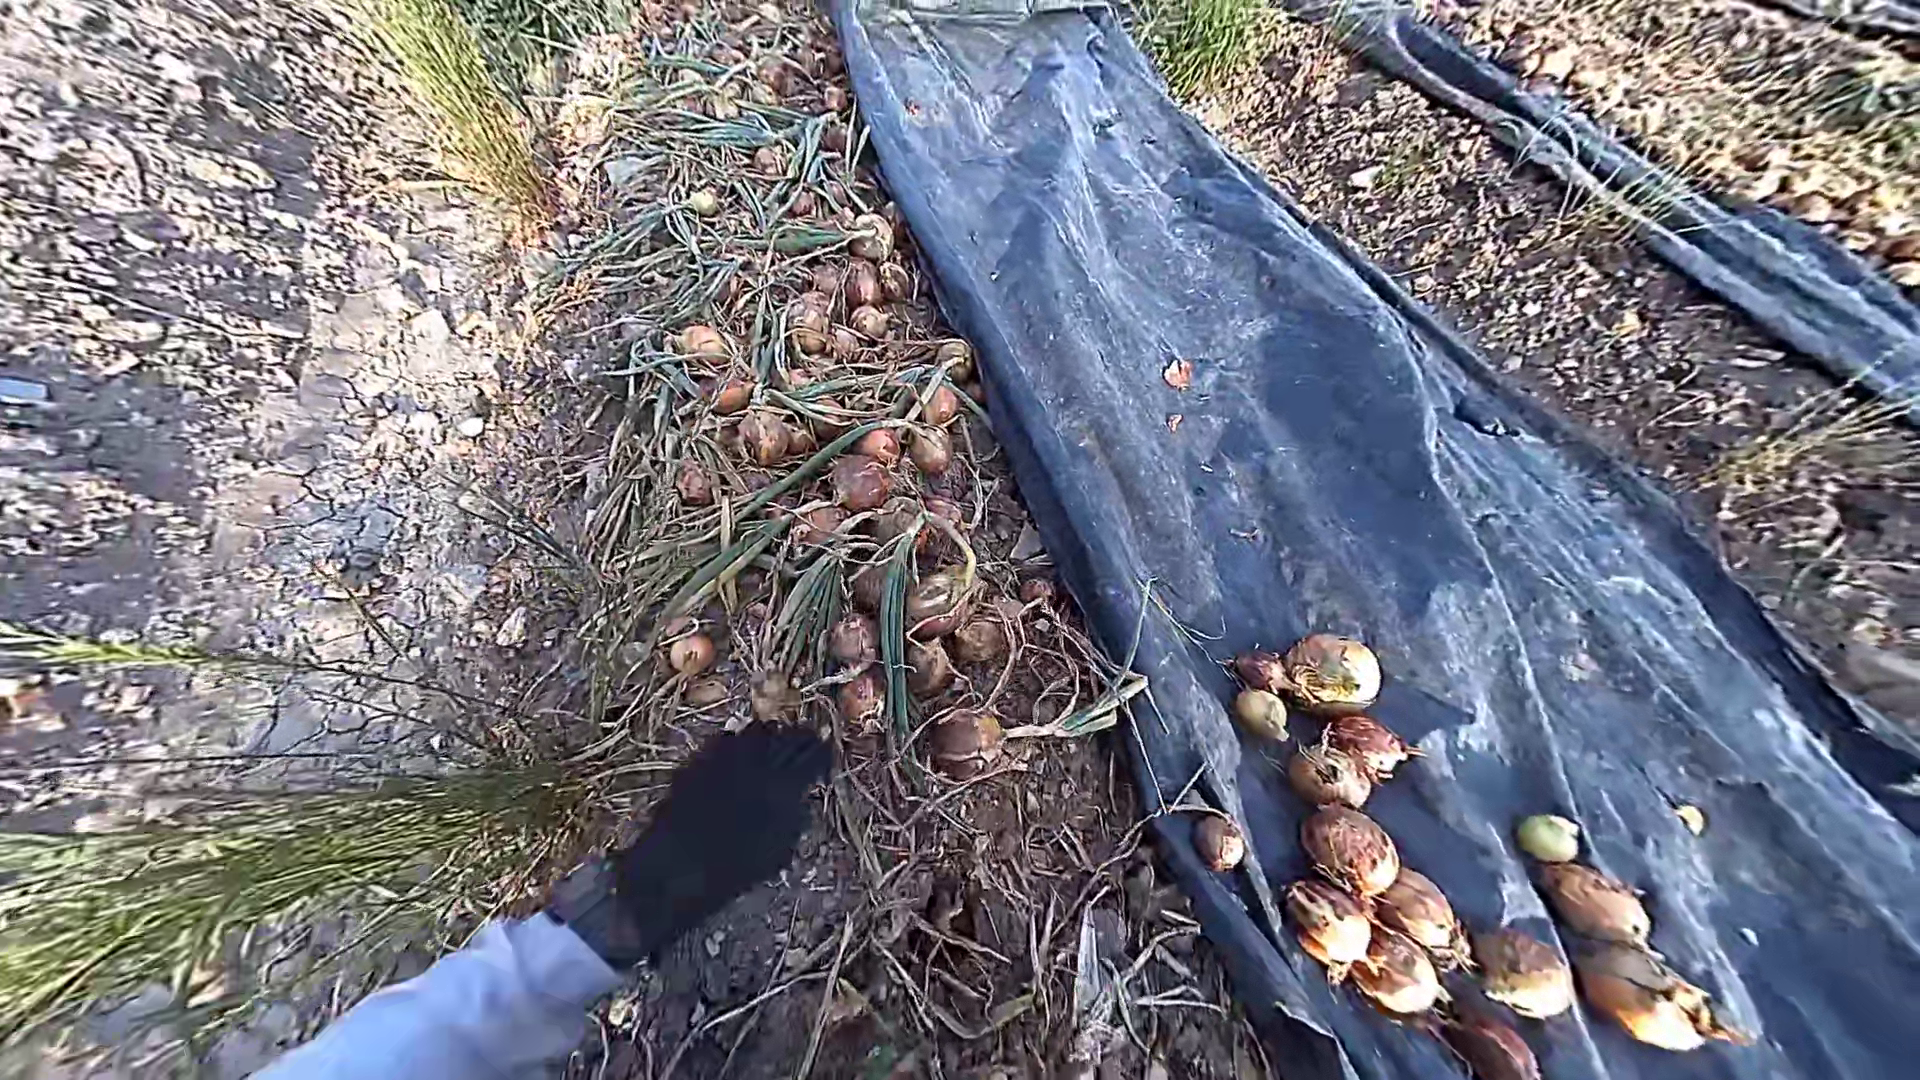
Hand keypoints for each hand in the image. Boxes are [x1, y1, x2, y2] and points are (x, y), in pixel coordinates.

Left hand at [551, 726, 831, 966]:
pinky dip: (737, 745)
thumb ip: (797, 814)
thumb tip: (803, 794)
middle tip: (803, 748)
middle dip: (801, 738)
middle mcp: (758, 761)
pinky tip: (737, 760)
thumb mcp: (779, 850)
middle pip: (789, 733)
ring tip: (771, 750)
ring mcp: (726, 755)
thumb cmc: (730, 872)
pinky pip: (726, 739)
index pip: (814, 753)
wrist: (671, 874)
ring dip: (770, 737)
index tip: (825, 757)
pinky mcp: (701, 757)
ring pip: (758, 729)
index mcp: (783, 784)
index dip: (824, 752)